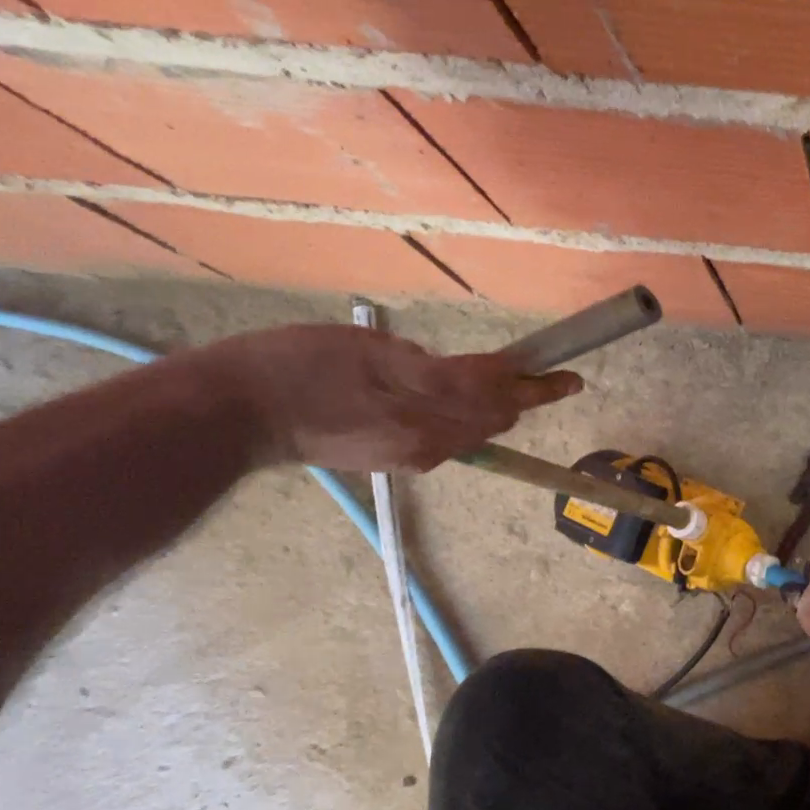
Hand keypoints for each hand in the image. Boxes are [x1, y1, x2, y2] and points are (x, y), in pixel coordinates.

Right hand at [185, 324, 582, 470]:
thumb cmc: (294, 363)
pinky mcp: (403, 464)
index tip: (571, 378)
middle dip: (522, 398)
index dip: (537, 384)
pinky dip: (467, 423)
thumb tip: (468, 374)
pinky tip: (458, 407)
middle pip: (497, 417)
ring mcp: (419, 455)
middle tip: (542, 378)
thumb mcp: (366, 345)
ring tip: (503, 389)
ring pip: (479, 433)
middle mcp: (433, 436)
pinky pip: (453, 443)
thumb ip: (426, 362)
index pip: (499, 390)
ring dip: (497, 412)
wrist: (238, 414)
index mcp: (424, 398)